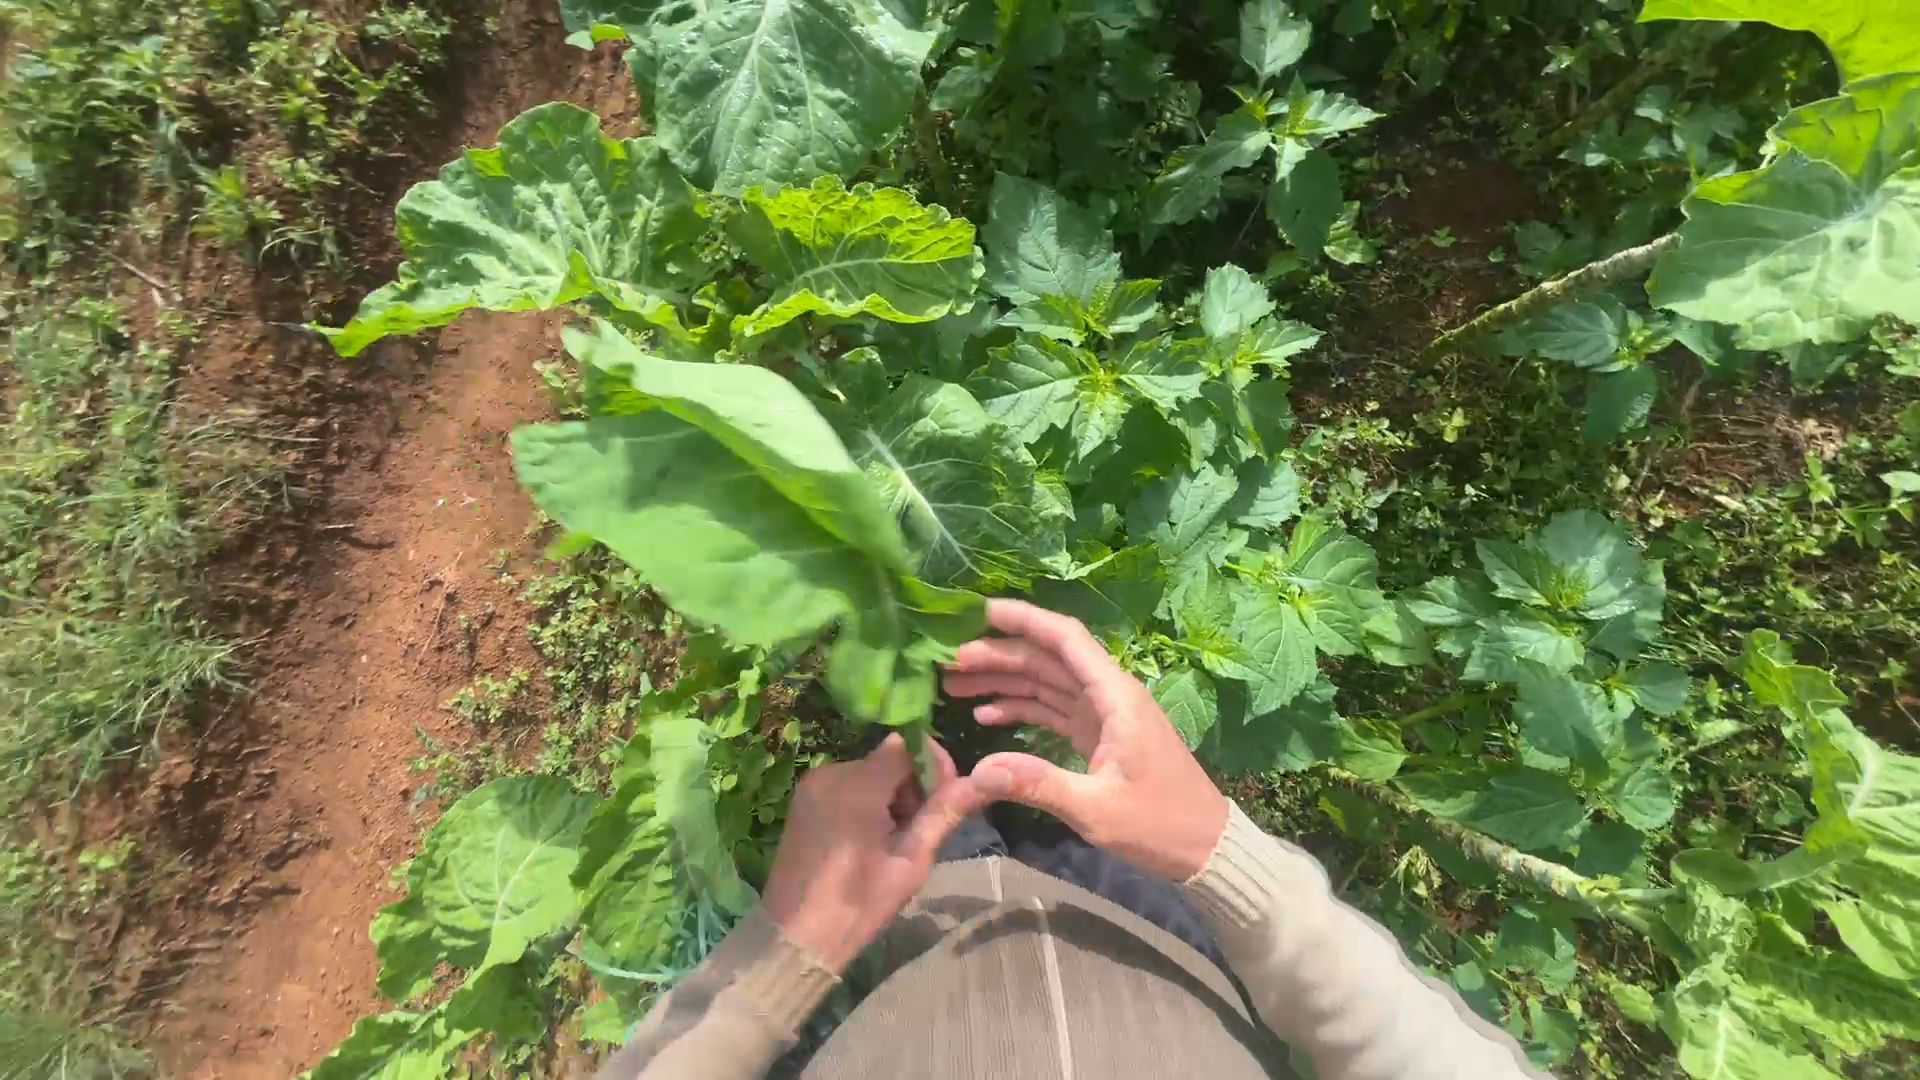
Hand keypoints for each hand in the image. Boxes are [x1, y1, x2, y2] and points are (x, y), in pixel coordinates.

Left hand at [760, 734, 976, 970]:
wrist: (795, 938)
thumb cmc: (858, 904)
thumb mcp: (910, 862)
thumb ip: (943, 813)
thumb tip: (981, 781)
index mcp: (858, 786)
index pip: (908, 748)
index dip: (932, 769)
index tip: (945, 802)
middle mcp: (831, 772)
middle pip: (889, 760)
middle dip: (911, 788)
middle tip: (916, 833)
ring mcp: (813, 784)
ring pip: (870, 772)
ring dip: (889, 796)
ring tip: (892, 842)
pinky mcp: (804, 797)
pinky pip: (847, 784)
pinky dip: (865, 801)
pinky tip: (867, 839)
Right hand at [942, 598, 1228, 880]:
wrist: (1206, 848)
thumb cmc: (1160, 824)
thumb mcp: (1097, 809)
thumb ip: (1039, 784)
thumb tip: (978, 771)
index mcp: (1114, 694)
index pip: (1064, 638)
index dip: (1023, 619)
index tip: (978, 612)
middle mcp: (1106, 693)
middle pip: (1045, 658)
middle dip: (997, 654)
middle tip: (946, 661)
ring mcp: (1101, 713)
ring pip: (1044, 681)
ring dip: (1002, 679)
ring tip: (953, 683)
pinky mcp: (1096, 734)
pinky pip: (1051, 709)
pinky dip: (1020, 707)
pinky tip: (986, 715)